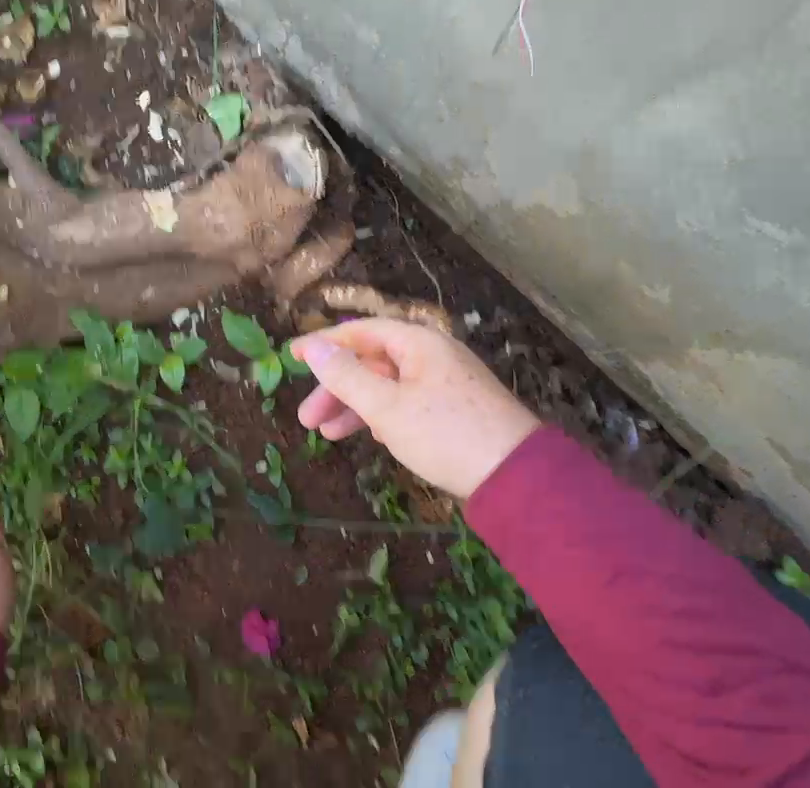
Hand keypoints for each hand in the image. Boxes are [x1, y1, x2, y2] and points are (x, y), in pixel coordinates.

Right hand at [291, 318, 539, 498]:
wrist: (518, 478)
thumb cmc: (445, 434)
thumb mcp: (385, 406)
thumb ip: (345, 376)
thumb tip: (312, 347)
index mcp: (418, 344)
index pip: (361, 332)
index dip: (324, 343)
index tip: (291, 355)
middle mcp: (432, 356)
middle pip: (371, 362)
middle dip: (336, 388)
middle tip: (307, 418)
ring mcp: (445, 384)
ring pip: (387, 386)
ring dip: (355, 407)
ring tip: (327, 435)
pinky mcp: (454, 410)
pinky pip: (406, 403)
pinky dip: (382, 416)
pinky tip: (370, 437)